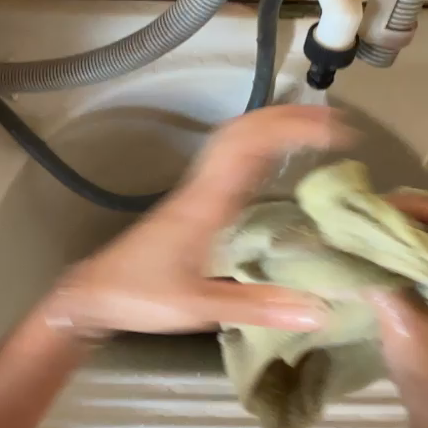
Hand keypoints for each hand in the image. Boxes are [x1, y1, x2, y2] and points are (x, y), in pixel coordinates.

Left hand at [40, 106, 352, 338]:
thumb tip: (320, 309)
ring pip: (234, 142)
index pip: (249, 145)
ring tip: (314, 129)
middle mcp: (202, 189)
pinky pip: (229, 162)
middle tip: (334, 119)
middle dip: (287, 118)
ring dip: (272, 127)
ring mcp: (196, 193)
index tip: (333, 128)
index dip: (291, 128)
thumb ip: (257, 307)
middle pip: (243, 132)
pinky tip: (277, 160)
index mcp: (206, 204)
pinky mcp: (193, 204)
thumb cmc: (139, 295)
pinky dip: (258, 149)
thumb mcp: (198, 307)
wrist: (93, 292)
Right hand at [368, 191, 427, 406]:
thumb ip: (380, 278)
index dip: (404, 204)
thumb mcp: (400, 321)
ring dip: (399, 227)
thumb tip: (348, 241)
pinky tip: (379, 252)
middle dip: (398, 213)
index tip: (369, 212)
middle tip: (362, 218)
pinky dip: (403, 244)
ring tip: (366, 231)